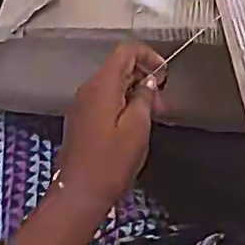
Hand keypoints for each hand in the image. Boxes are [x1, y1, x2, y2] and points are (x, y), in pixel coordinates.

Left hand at [55, 42, 165, 205]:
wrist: (79, 193)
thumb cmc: (111, 162)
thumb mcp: (137, 128)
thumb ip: (144, 98)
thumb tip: (148, 82)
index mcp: (102, 86)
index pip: (125, 52)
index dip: (148, 56)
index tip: (165, 75)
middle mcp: (88, 89)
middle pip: (118, 66)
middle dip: (144, 76)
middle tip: (162, 101)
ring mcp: (82, 104)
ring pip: (112, 84)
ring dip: (134, 91)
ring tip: (152, 114)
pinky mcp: (81, 119)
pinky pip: (104, 99)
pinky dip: (122, 103)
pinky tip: (135, 124)